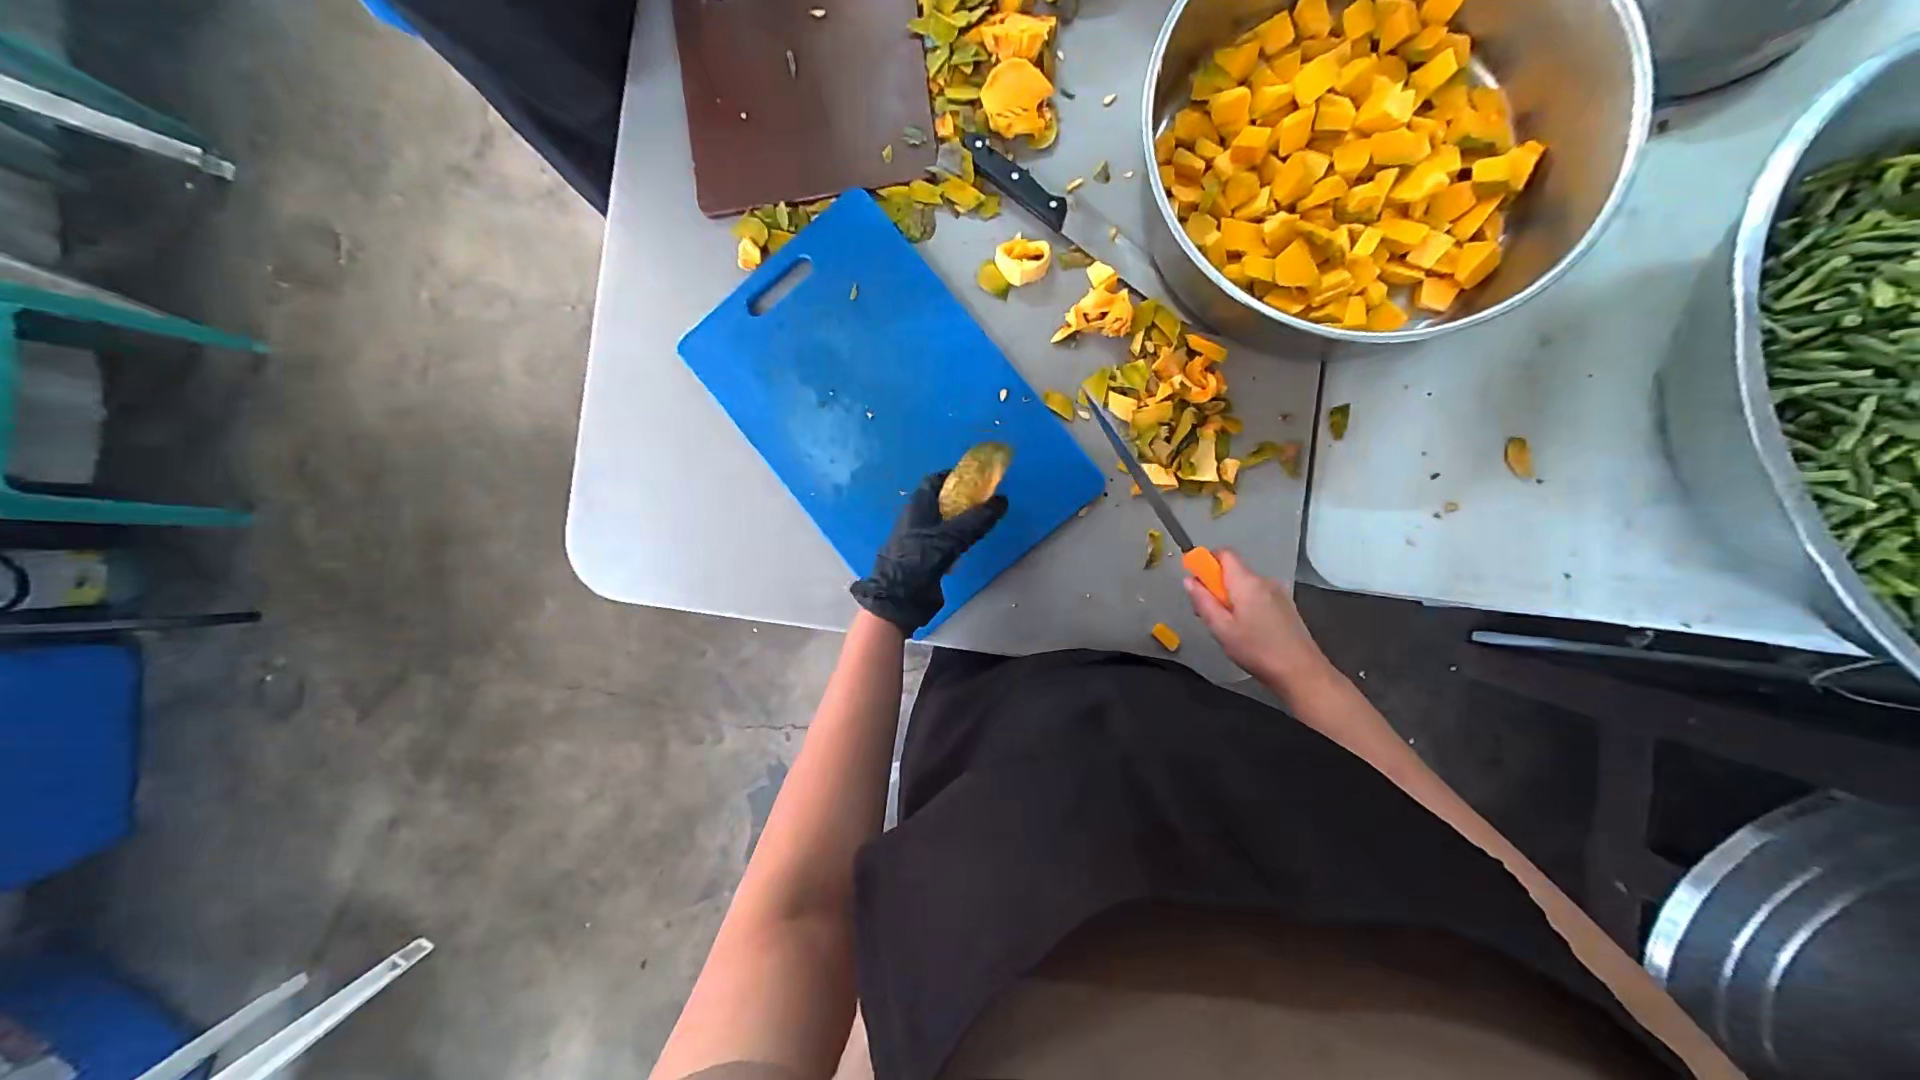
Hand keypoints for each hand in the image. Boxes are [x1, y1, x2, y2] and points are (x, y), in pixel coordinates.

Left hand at [850, 471, 1006, 633]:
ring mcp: (917, 538)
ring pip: (942, 522)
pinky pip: (941, 541)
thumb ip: (978, 519)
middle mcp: (915, 517)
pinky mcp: (921, 556)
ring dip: (960, 522)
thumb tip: (1002, 501)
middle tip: (985, 504)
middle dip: (962, 500)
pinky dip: (954, 540)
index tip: (978, 480)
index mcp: (918, 504)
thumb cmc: (922, 557)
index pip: (936, 479)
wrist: (899, 595)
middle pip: (941, 501)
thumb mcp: (953, 536)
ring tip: (981, 525)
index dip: (956, 476)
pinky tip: (967, 548)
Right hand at [1184, 549, 1332, 692]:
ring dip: (1231, 597)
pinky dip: (1246, 604)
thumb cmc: (1257, 650)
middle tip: (1209, 613)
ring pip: (1245, 585)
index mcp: (1247, 582)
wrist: (1301, 671)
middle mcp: (1264, 581)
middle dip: (1216, 585)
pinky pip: (1258, 595)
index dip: (1206, 561)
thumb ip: (1203, 602)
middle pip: (1234, 570)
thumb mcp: (1221, 629)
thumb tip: (1189, 580)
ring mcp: (1278, 592)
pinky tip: (1247, 630)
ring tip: (1228, 627)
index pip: (1224, 553)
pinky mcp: (1285, 605)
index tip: (1197, 583)